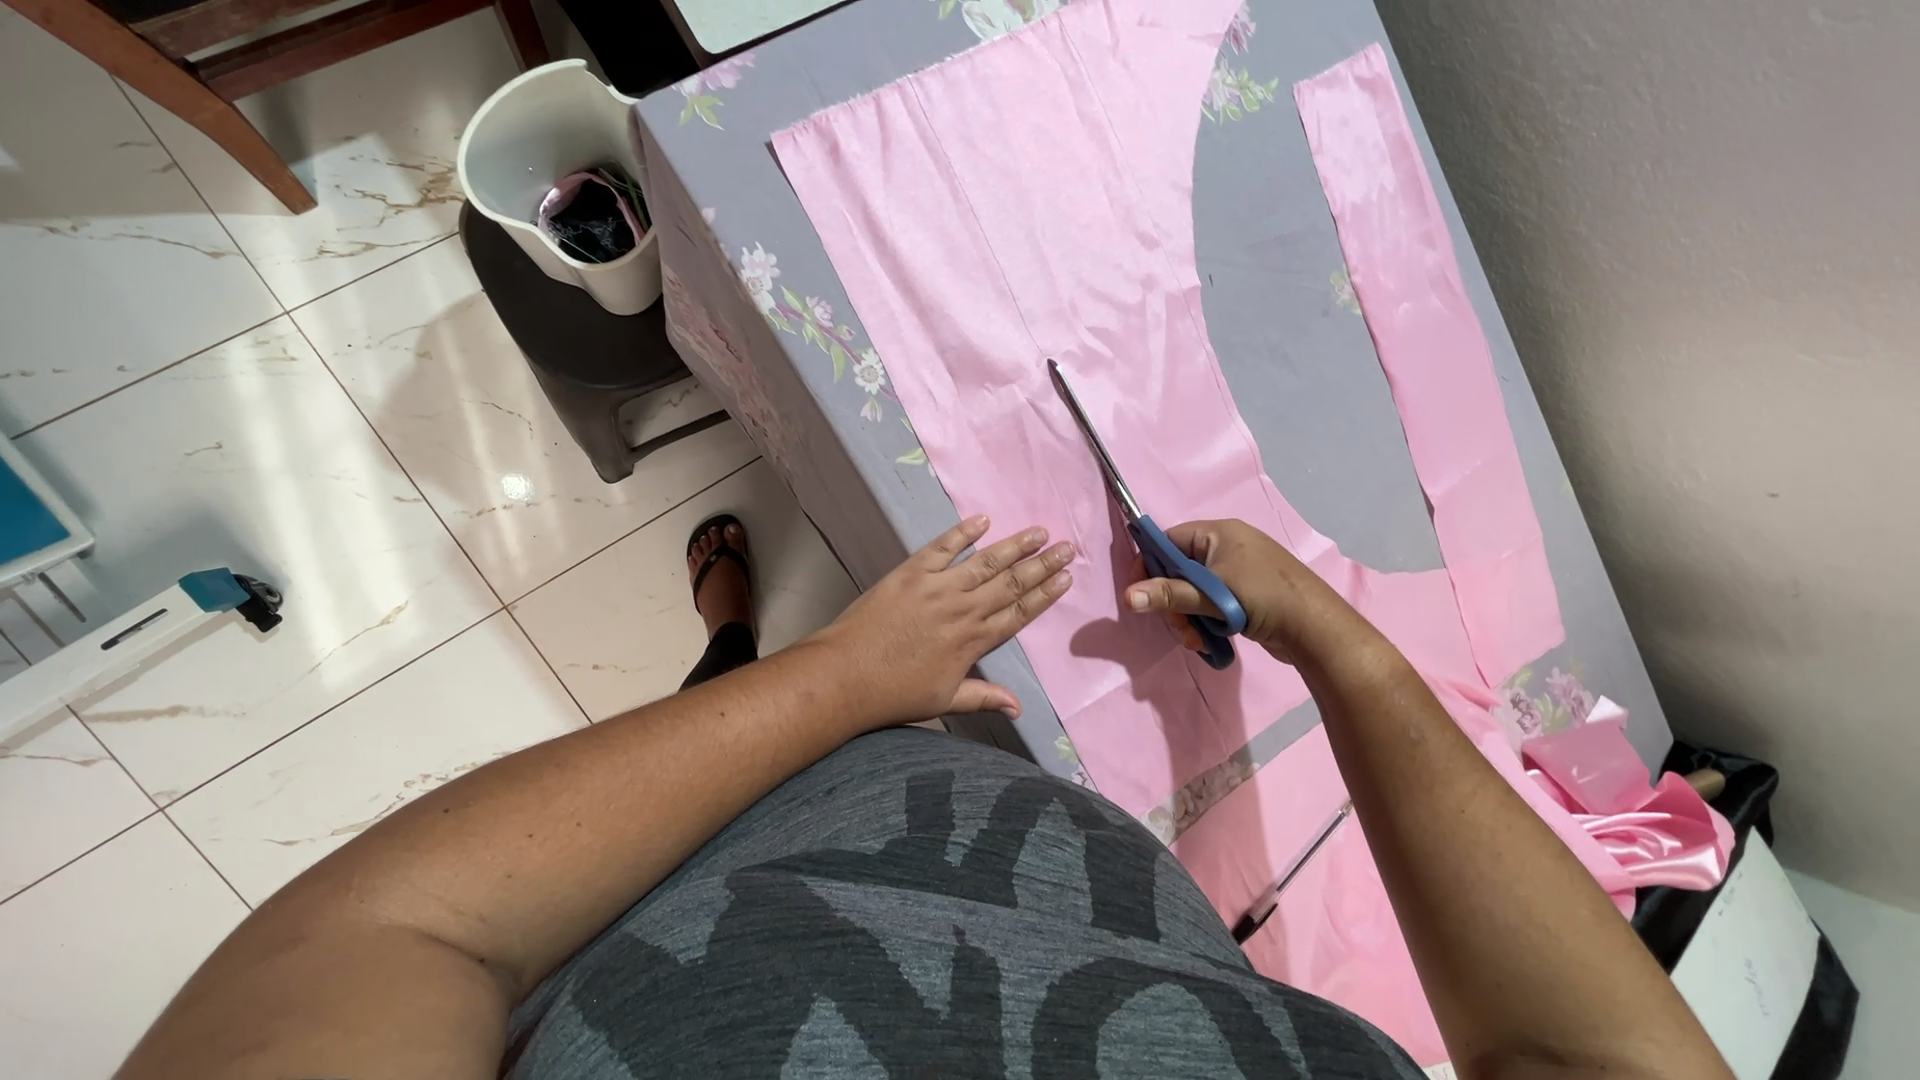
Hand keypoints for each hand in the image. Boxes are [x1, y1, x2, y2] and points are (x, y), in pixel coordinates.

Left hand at [808, 514, 1074, 727]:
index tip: (1066, 578)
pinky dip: (962, 533)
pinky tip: (982, 520)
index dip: (1045, 595)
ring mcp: (938, 588)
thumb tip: (1019, 707)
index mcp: (974, 641)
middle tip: (1068, 547)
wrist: (846, 675)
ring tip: (1039, 532)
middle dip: (1042, 565)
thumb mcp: (944, 701)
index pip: (1019, 613)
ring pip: (986, 562)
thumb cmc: (894, 694)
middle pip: (1011, 583)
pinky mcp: (911, 573)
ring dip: (1015, 545)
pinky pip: (943, 547)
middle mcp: (964, 610)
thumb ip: (983, 697)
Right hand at [1122, 519, 1367, 664]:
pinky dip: (1206, 621)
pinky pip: (1211, 602)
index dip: (1149, 566)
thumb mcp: (1212, 596)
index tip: (1139, 595)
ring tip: (1197, 640)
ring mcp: (1238, 571)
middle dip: (1173, 602)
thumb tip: (1128, 596)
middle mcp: (1227, 547)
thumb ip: (1169, 595)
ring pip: (1194, 591)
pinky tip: (1210, 640)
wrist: (1317, 629)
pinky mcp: (1245, 594)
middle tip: (1180, 627)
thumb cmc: (1264, 599)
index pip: (1169, 541)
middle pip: (1179, 570)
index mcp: (1220, 533)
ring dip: (1189, 617)